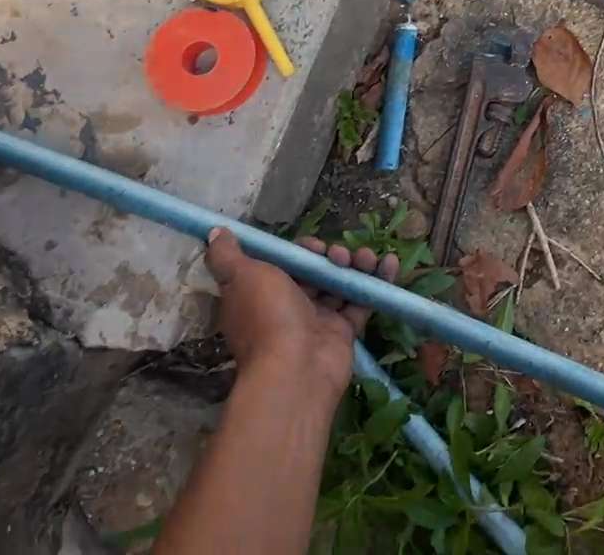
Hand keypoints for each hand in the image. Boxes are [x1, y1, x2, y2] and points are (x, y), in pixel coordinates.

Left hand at [205, 228, 399, 398]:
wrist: (294, 369)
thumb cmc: (268, 317)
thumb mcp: (242, 277)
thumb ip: (228, 255)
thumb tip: (213, 232)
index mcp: (264, 293)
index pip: (288, 263)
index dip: (304, 251)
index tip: (314, 247)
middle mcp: (290, 306)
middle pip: (318, 272)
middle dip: (334, 256)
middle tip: (341, 256)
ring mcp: (319, 319)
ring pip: (342, 284)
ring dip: (358, 265)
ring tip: (369, 259)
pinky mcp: (344, 331)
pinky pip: (363, 301)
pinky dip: (377, 282)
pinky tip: (390, 264)